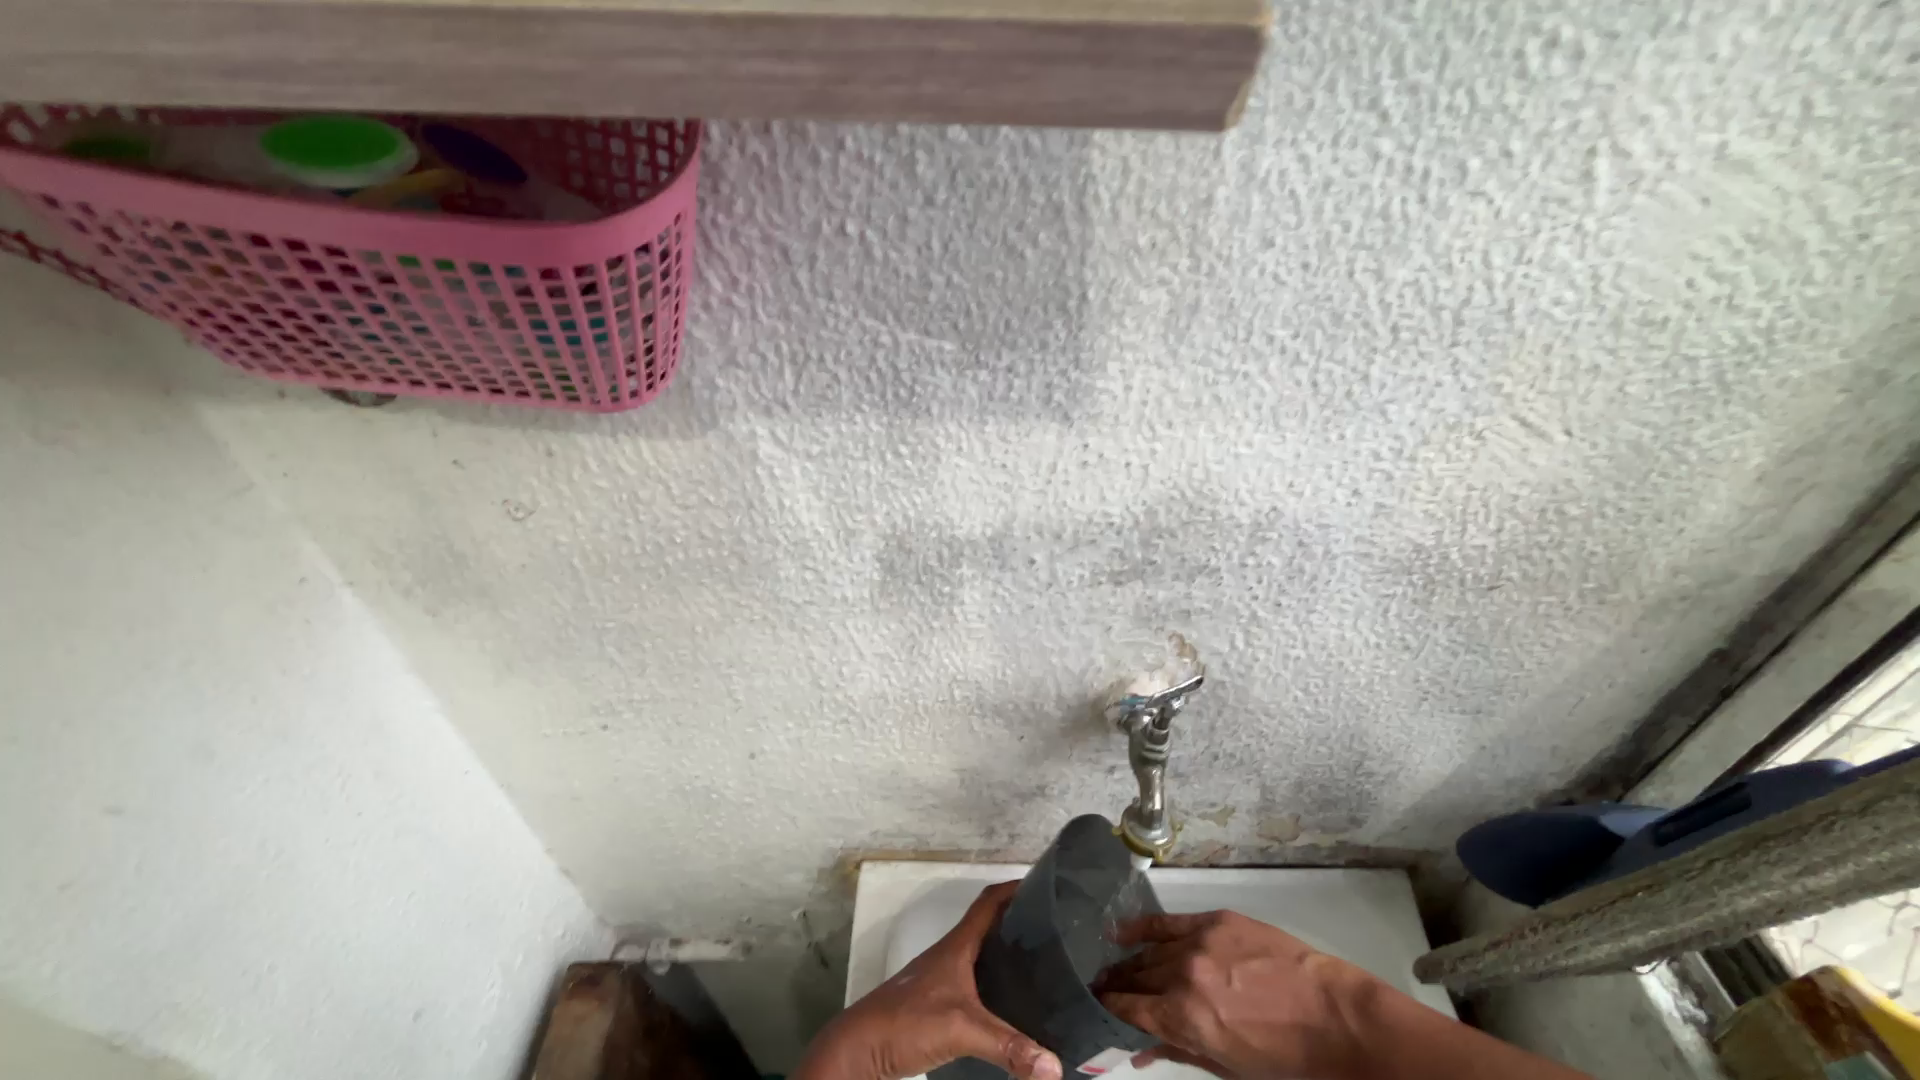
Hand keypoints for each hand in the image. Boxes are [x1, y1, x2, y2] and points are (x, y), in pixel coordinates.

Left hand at [795, 882, 1062, 1079]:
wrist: (861, 1048)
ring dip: (1008, 954)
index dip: (1015, 888)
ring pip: (983, 956)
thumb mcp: (962, 1030)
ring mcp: (944, 980)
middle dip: (1021, 922)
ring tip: (1045, 964)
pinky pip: (978, 984)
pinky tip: (1014, 1004)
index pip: (989, 902)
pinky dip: (998, 985)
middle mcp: (952, 955)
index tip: (1045, 885)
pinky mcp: (940, 1004)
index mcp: (957, 945)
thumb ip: (1008, 1046)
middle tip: (1057, 930)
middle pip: (990, 927)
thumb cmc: (907, 1022)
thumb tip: (1054, 1067)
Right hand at [1093, 911, 1373, 1078]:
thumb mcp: (1229, 1068)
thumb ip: (1180, 1051)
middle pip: (1136, 978)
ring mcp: (1199, 943)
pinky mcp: (1217, 921)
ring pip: (1149, 952)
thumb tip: (1139, 1051)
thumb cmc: (1287, 1059)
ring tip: (1115, 967)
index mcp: (1185, 1018)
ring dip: (1129, 962)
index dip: (1109, 1009)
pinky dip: (1142, 926)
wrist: (1339, 1020)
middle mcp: (1183, 976)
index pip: (1129, 1010)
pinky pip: (1168, 921)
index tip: (1096, 1007)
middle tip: (1101, 989)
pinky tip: (1121, 931)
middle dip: (1116, 986)